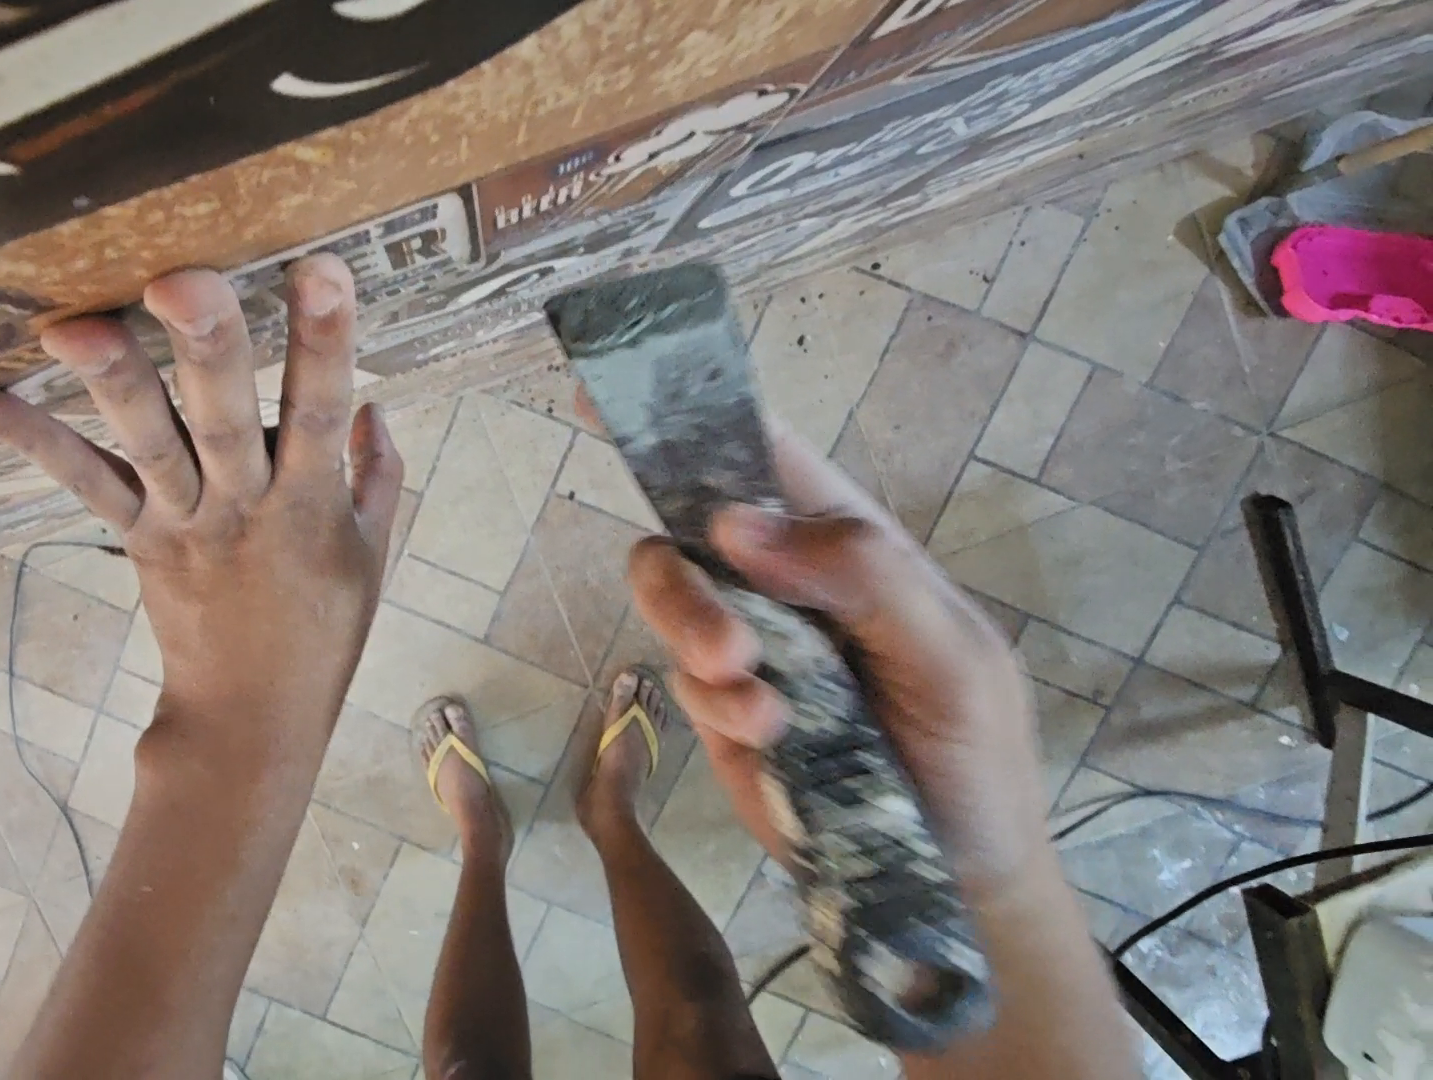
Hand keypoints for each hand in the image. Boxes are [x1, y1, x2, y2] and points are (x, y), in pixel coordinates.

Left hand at [0, 256, 402, 744]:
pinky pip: (82, 485)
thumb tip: (373, 404)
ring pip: (147, 447)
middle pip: (224, 424)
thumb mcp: (374, 554)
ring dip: (110, 386)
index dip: (325, 347)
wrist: (252, 713)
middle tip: (183, 282)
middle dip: (210, 353)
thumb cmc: (325, 629)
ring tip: (69, 325)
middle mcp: (245, 507)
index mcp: (312, 507)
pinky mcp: (136, 537)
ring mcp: (183, 523)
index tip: (324, 271)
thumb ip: (380, 475)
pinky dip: (27, 440)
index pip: (320, 417)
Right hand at [626, 429, 1048, 887]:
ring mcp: (741, 640)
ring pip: (665, 602)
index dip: (687, 419)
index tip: (606, 398)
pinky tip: (772, 739)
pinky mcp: (717, 704)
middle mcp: (776, 579)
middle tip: (729, 649)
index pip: (759, 455)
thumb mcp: (953, 654)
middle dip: (684, 588)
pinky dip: (719, 708)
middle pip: (681, 536)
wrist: (946, 868)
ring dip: (696, 645)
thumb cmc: (971, 748)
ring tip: (758, 704)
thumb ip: (865, 576)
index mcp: (842, 540)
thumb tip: (735, 524)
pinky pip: (683, 681)